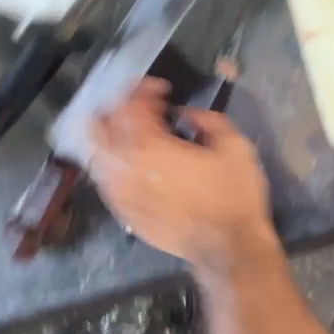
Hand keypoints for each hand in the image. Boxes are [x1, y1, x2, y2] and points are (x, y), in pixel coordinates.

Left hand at [88, 78, 278, 272]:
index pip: (129, 105)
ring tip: (139, 136)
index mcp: (148, 145)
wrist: (225, 245)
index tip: (163, 88)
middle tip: (142, 109)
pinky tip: (142, 166)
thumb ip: (210, 122)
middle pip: (97, 125)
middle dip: (117, 109)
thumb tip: (189, 114)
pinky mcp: (121, 208)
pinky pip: (107, 176)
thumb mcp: (237, 149)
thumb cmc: (234, 195)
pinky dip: (118, 162)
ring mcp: (116, 189)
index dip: (143, 90)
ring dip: (114, 137)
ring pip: (96, 152)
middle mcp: (121, 164)